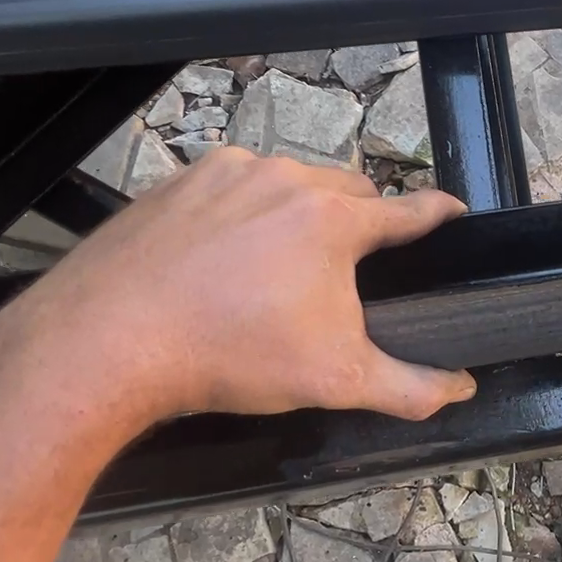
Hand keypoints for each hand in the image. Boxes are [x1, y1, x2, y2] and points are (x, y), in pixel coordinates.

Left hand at [0, 147, 476, 424]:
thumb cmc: (229, 357)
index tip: (456, 213)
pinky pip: (240, 183)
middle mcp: (284, 181)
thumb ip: (414, 388)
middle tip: (355, 270)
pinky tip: (236, 255)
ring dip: (309, 212)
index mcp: (333, 220)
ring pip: (296, 182)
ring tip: (291, 265)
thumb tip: (461, 388)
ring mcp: (225, 174)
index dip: (441, 213)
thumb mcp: (339, 381)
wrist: (100, 346)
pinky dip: (254, 210)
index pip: (410, 209)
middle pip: (353, 191)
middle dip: (366, 222)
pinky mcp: (177, 182)